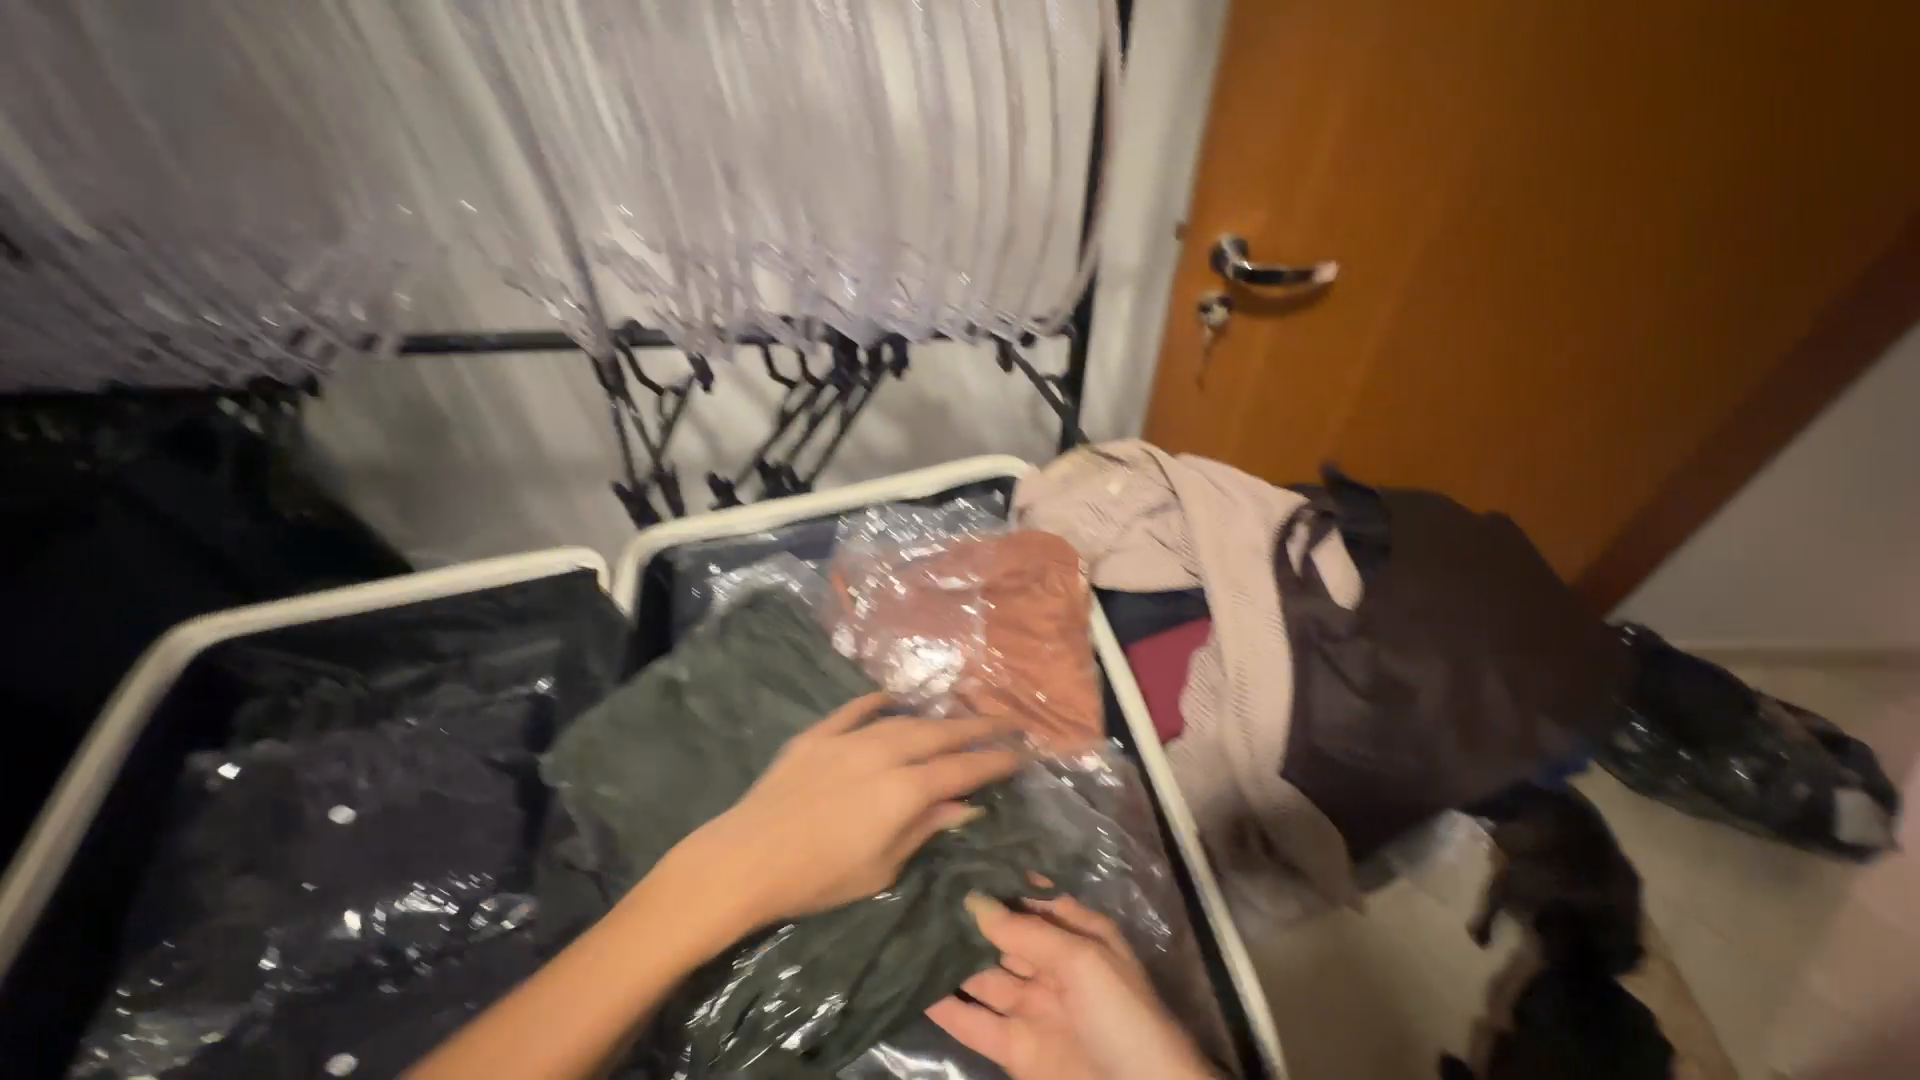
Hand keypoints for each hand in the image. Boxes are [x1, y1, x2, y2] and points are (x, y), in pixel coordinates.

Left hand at [664, 692, 1022, 929]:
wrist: (745, 860)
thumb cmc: (819, 879)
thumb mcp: (882, 867)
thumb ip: (925, 828)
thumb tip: (963, 804)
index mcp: (903, 790)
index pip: (962, 769)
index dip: (995, 761)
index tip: (1022, 753)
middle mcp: (882, 754)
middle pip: (940, 734)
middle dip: (978, 727)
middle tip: (1008, 721)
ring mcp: (847, 739)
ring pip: (903, 720)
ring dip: (935, 717)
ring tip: (958, 717)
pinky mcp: (816, 736)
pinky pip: (854, 710)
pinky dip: (877, 702)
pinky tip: (893, 697)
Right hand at [927, 893, 1215, 1079]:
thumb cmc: (1124, 1017)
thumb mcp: (1083, 961)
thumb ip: (1027, 932)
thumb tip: (974, 899)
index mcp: (1079, 935)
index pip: (1033, 898)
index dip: (999, 881)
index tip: (956, 859)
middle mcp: (1053, 965)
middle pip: (1003, 936)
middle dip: (967, 917)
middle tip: (920, 891)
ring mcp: (1033, 1007)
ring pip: (984, 976)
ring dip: (950, 958)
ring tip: (908, 931)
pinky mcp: (1017, 1048)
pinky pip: (975, 1023)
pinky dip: (946, 1007)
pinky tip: (913, 986)